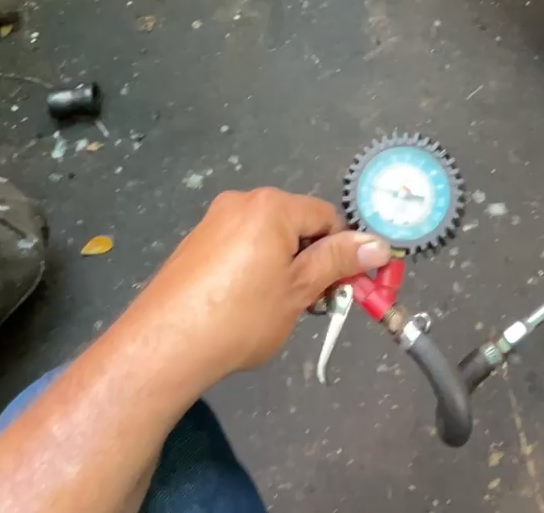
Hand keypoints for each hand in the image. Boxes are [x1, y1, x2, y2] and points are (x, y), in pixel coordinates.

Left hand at [120, 188, 390, 387]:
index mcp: (272, 205)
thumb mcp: (299, 290)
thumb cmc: (242, 315)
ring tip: (272, 308)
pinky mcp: (195, 242)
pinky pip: (239, 245)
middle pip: (295, 223)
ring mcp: (214, 220)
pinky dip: (252, 267)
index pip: (326, 216)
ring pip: (267, 236)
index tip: (342, 288)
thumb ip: (338, 262)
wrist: (165, 344)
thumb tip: (378, 244)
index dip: (342, 251)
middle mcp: (242, 201)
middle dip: (309, 259)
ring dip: (282, 264)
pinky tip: (242, 305)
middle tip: (309, 303)